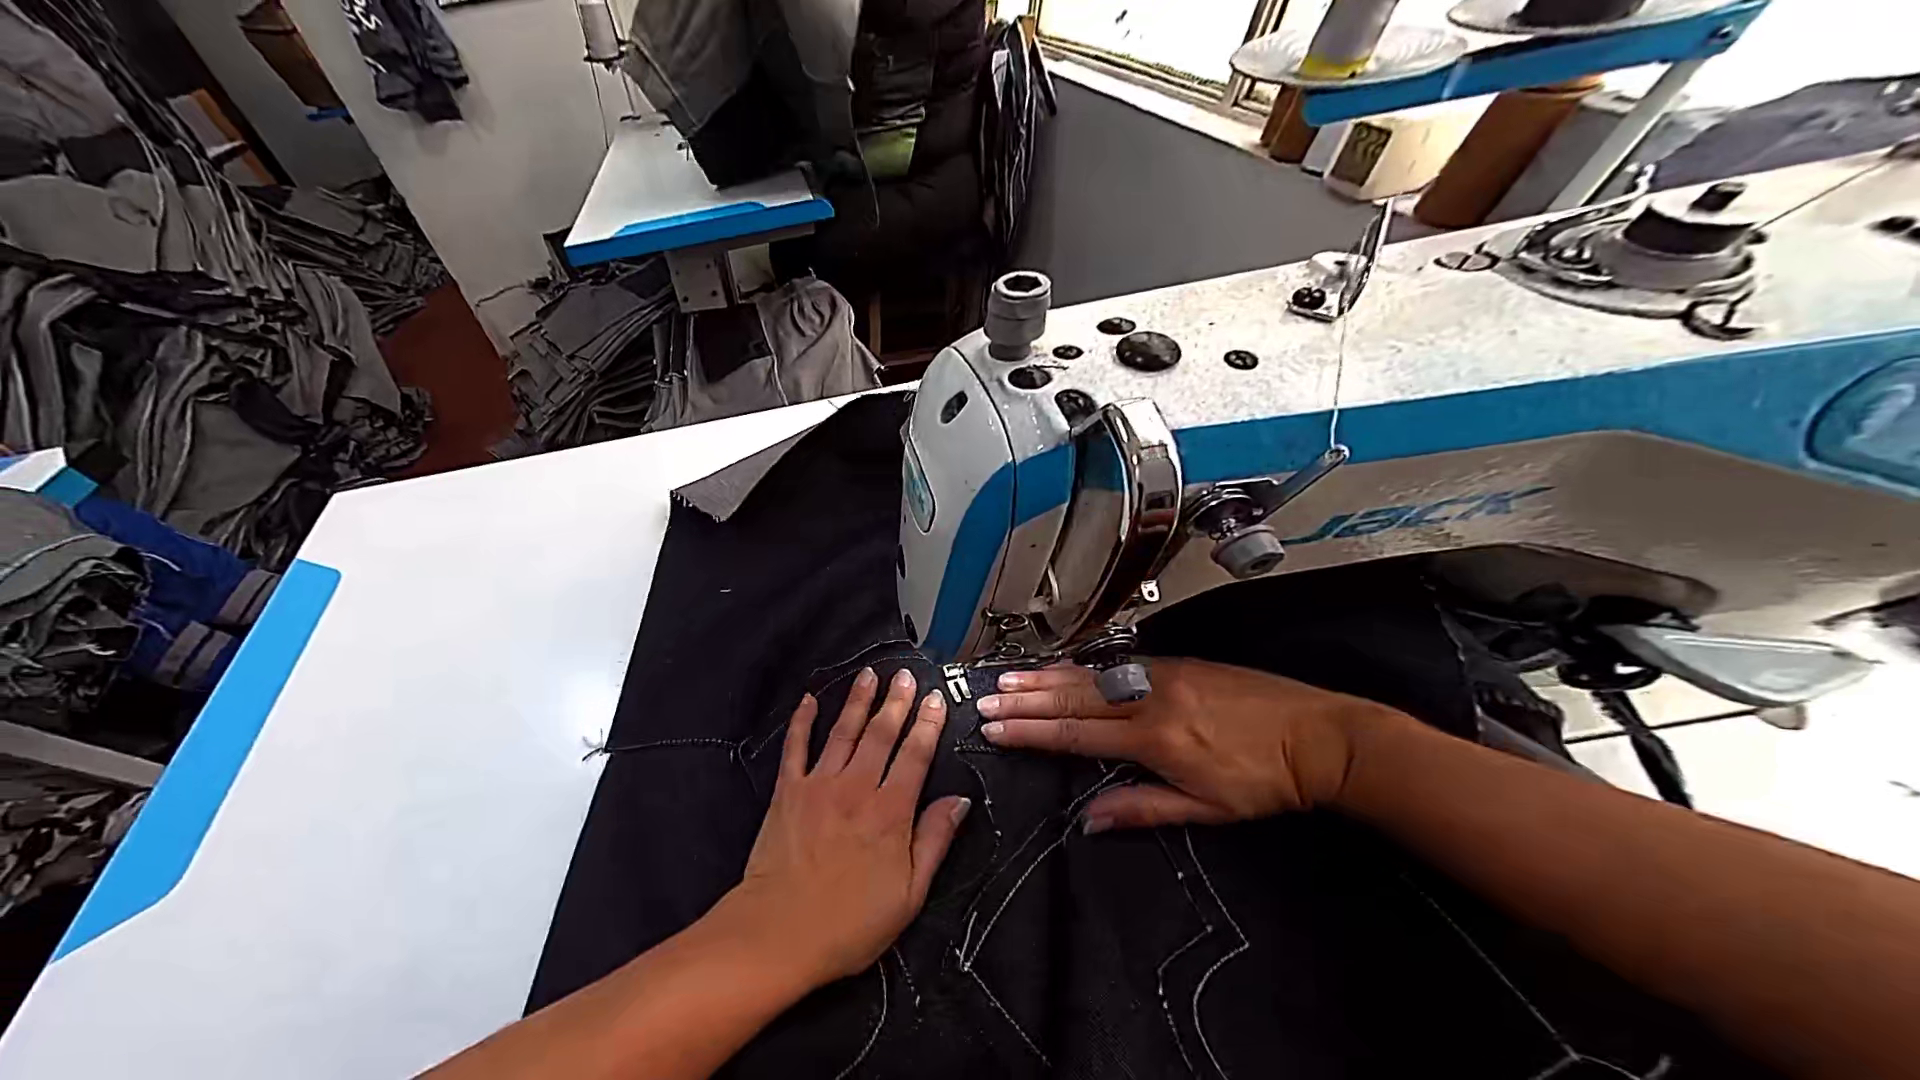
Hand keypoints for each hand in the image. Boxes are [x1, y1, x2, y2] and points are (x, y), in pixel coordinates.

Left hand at [721, 667, 970, 986]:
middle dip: (897, 702)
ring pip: (844, 732)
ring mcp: (819, 786)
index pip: (915, 755)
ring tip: (870, 675)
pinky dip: (802, 721)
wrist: (777, 933)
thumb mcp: (909, 894)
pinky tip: (809, 700)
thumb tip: (959, 802)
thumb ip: (934, 840)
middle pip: (882, 734)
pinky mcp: (787, 792)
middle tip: (905, 676)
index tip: (936, 700)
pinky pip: (795, 747)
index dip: (928, 724)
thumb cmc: (848, 923)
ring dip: (859, 701)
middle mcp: (856, 788)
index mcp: (890, 812)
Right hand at [977, 658, 1406, 831]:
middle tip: (987, 701)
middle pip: (1074, 699)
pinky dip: (1082, 668)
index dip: (1032, 732)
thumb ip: (1142, 808)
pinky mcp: (1177, 664)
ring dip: (1046, 679)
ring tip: (1009, 679)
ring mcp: (1162, 675)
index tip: (997, 730)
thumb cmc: (1266, 780)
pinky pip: (1116, 665)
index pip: (1076, 734)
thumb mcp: (1207, 807)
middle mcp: (1150, 698)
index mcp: (1154, 738)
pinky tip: (1063, 668)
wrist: (1321, 734)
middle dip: (1026, 701)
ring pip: (1091, 676)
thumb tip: (1089, 821)